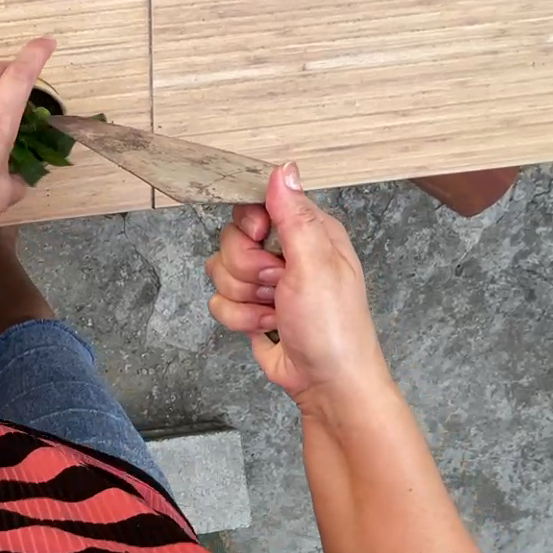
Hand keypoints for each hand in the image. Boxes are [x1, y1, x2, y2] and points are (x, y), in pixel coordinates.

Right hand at [204, 163, 393, 408]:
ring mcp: (265, 281)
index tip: (260, 239)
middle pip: (231, 240)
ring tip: (275, 310)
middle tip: (277, 285)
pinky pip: (219, 301)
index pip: (256, 204)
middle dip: (247, 269)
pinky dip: (240, 318)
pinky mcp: (249, 306)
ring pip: (220, 271)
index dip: (249, 224)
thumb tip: (284, 169)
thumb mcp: (315, 265)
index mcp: (308, 232)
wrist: (326, 383)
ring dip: (244, 298)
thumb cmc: (333, 327)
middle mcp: (285, 251)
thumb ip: (294, 216)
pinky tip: (267, 326)